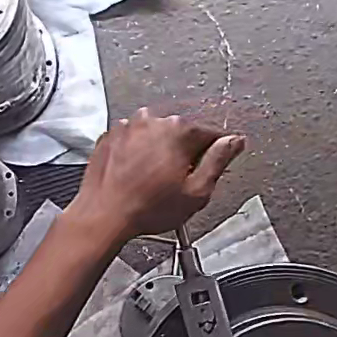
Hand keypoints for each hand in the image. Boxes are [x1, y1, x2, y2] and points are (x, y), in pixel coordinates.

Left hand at [67, 108, 245, 243]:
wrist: (103, 215)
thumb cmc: (145, 208)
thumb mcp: (196, 192)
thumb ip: (219, 160)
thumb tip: (233, 142)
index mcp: (178, 131)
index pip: (211, 134)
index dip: (217, 151)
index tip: (216, 161)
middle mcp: (152, 121)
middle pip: (182, 133)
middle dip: (185, 154)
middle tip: (179, 182)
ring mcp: (128, 127)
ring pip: (156, 135)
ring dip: (160, 152)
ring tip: (154, 182)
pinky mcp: (111, 136)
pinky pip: (133, 141)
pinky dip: (137, 154)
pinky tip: (136, 176)